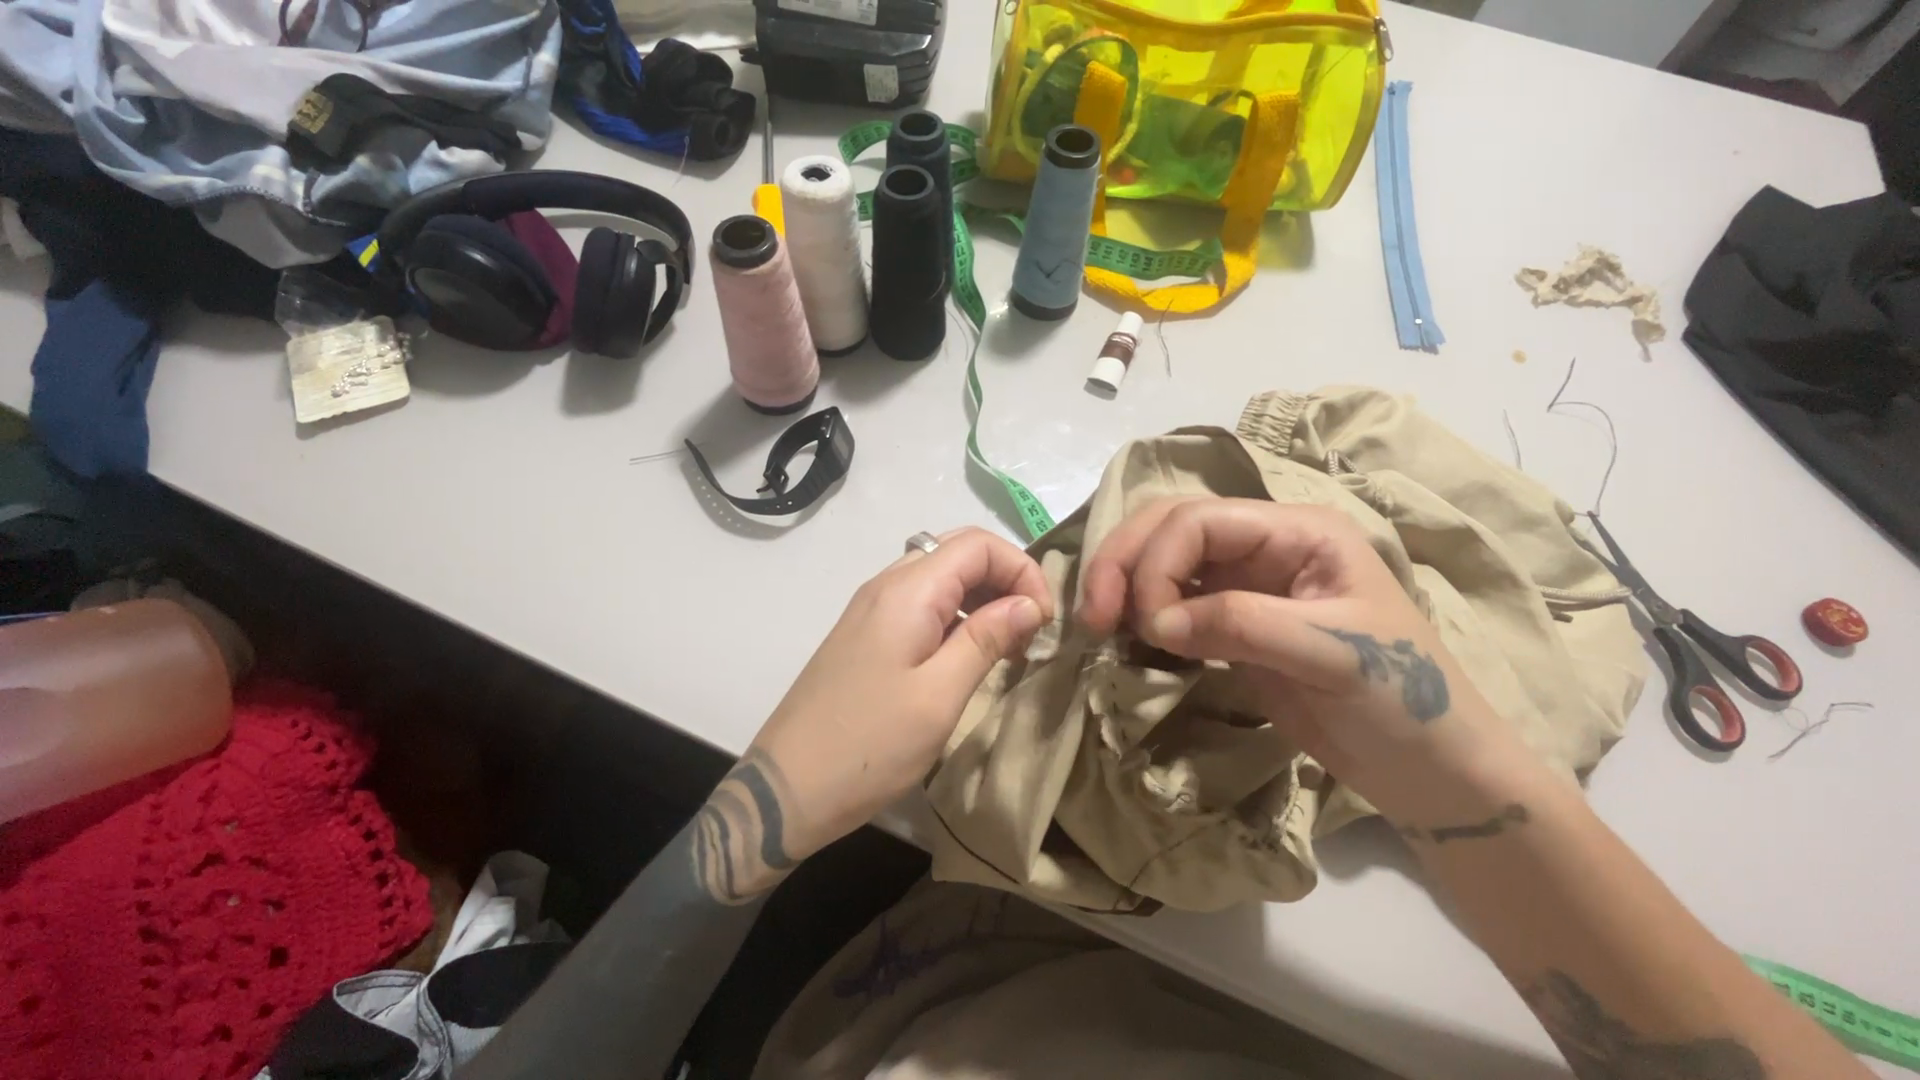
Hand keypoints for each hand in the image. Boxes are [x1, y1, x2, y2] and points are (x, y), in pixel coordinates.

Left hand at [739, 528, 1050, 876]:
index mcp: (906, 591)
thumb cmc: (869, 746)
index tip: (1044, 621)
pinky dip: (955, 618)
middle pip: (958, 553)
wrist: (787, 789)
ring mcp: (871, 611)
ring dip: (982, 600)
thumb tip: (1029, 602)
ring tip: (1008, 647)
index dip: (1021, 570)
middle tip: (1030, 631)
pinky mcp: (866, 637)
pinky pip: (921, 606)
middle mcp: (886, 586)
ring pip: (940, 579)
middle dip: (1005, 580)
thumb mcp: (939, 696)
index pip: (977, 544)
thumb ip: (986, 640)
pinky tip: (969, 657)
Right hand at [1080, 498, 1531, 823]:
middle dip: (1126, 562)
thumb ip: (1243, 624)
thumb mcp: (1333, 654)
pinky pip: (1173, 605)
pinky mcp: (1234, 627)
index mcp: (1299, 531)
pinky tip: (1127, 640)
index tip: (1146, 623)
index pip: (1200, 520)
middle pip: (1172, 527)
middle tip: (1093, 616)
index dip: (1158, 562)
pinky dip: (1143, 616)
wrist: (1432, 772)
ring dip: (1127, 585)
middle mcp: (1267, 545)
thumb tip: (1154, 619)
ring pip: (1166, 562)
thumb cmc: (1405, 702)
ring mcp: (1249, 586)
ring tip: (1101, 628)